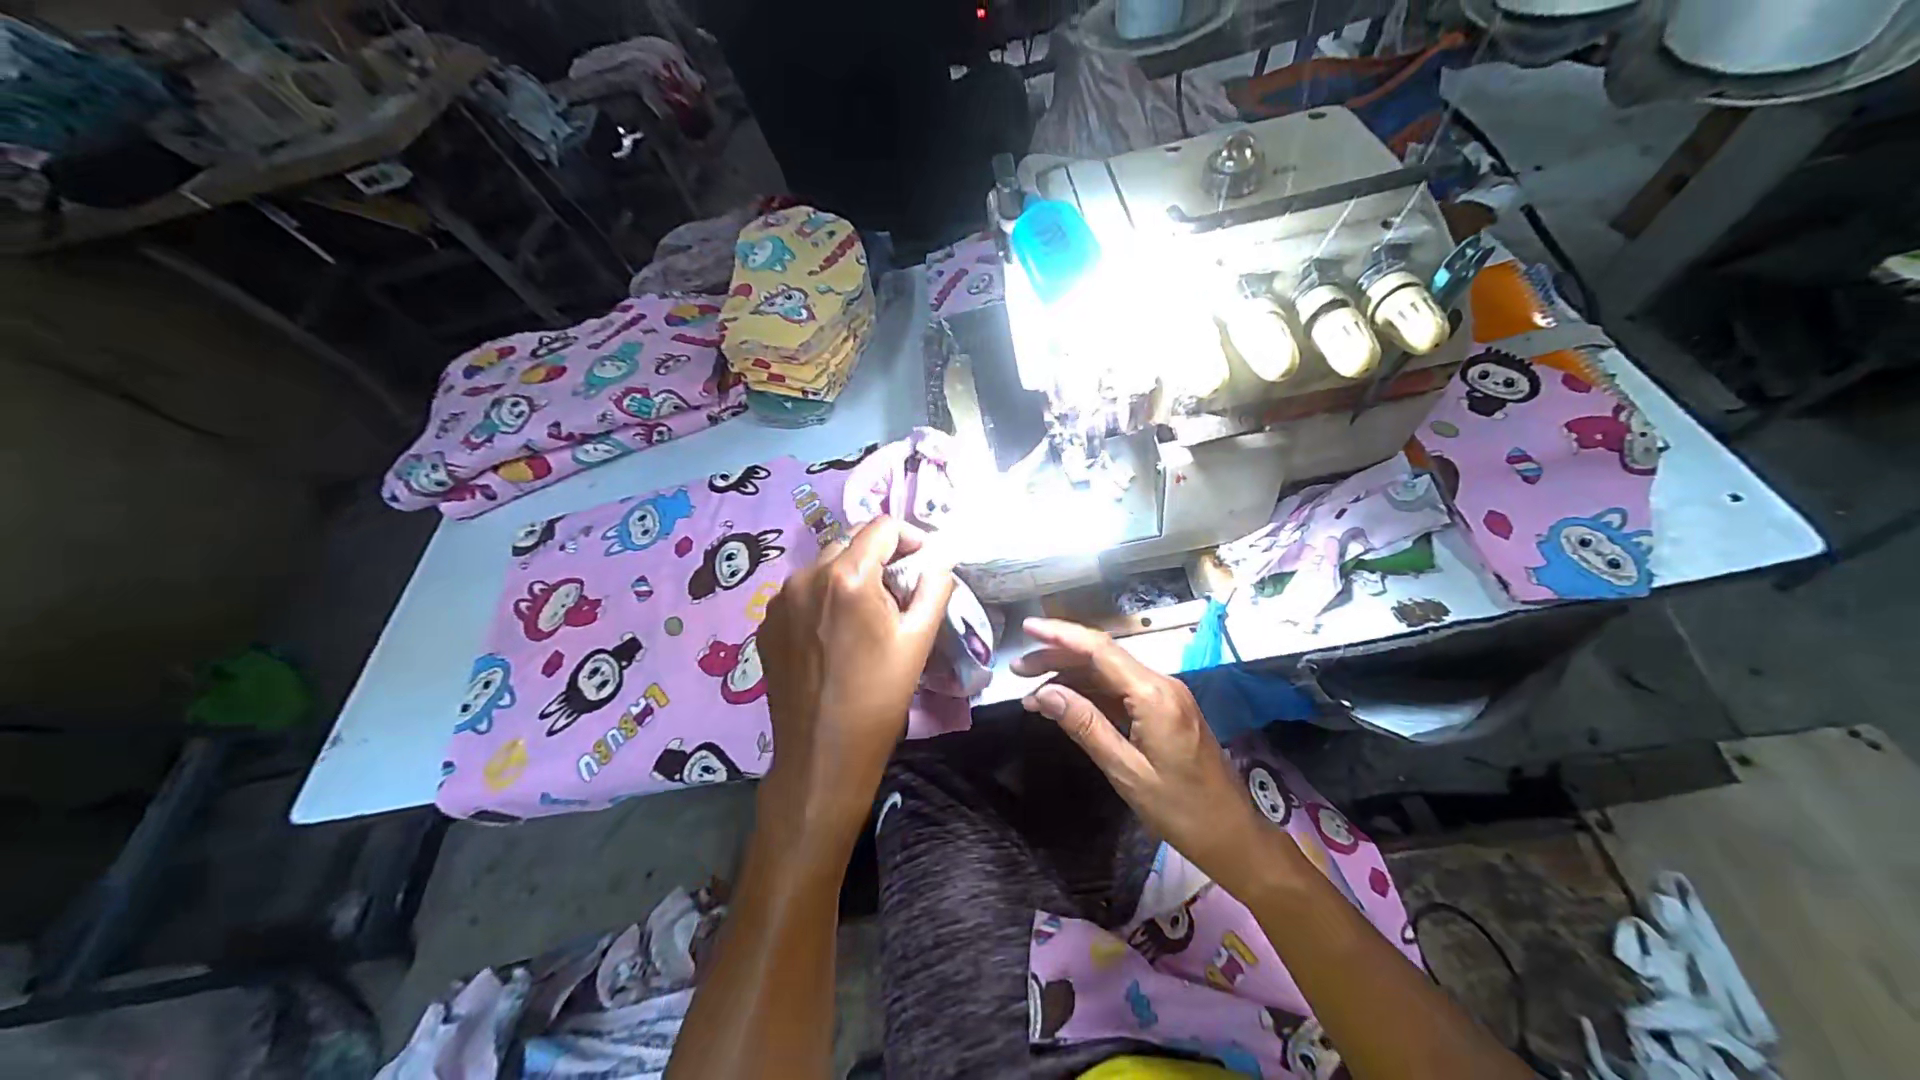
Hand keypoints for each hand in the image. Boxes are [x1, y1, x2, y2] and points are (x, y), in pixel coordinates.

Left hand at [759, 516, 955, 841]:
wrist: (822, 753)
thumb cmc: (879, 697)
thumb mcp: (918, 640)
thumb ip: (934, 587)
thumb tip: (939, 559)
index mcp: (848, 576)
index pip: (882, 527)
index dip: (909, 537)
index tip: (922, 562)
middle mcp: (807, 576)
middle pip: (850, 543)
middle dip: (878, 559)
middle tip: (897, 594)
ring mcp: (780, 600)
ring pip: (823, 568)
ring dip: (848, 578)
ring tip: (863, 618)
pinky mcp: (766, 623)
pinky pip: (801, 594)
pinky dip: (822, 601)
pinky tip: (833, 636)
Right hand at [1012, 618, 1275, 894]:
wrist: (1234, 835)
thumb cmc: (1181, 810)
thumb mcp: (1126, 771)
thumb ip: (1085, 726)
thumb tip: (1044, 693)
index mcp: (1154, 695)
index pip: (1099, 650)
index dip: (1061, 635)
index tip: (1028, 629)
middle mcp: (1161, 685)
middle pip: (1102, 657)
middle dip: (1058, 658)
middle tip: (1019, 671)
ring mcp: (1165, 697)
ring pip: (1109, 674)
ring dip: (1071, 677)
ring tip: (1033, 691)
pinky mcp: (1165, 712)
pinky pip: (1121, 692)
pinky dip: (1090, 694)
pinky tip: (1065, 704)